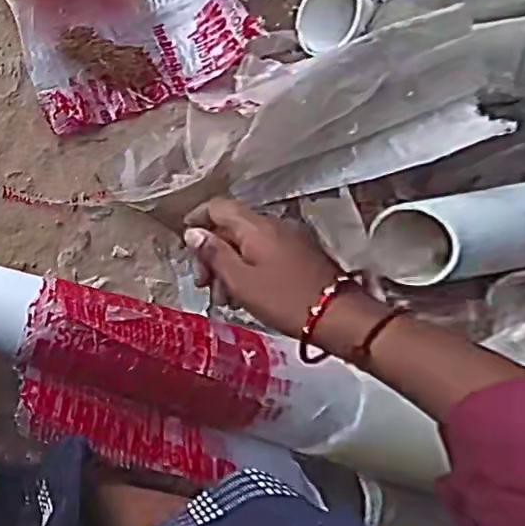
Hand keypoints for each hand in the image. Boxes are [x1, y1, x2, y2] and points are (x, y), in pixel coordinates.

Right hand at [183, 197, 344, 337]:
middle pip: (230, 228)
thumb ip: (213, 253)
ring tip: (224, 296)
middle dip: (211, 253)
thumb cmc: (283, 300)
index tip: (185, 242)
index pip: (218, 207)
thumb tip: (193, 232)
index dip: (196, 219)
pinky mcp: (299, 255)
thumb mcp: (238, 280)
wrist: (340, 318)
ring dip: (227, 266)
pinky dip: (246, 269)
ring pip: (245, 243)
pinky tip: (243, 293)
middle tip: (203, 283)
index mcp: (257, 227)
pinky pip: (262, 253)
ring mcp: (290, 239)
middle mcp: (274, 226)